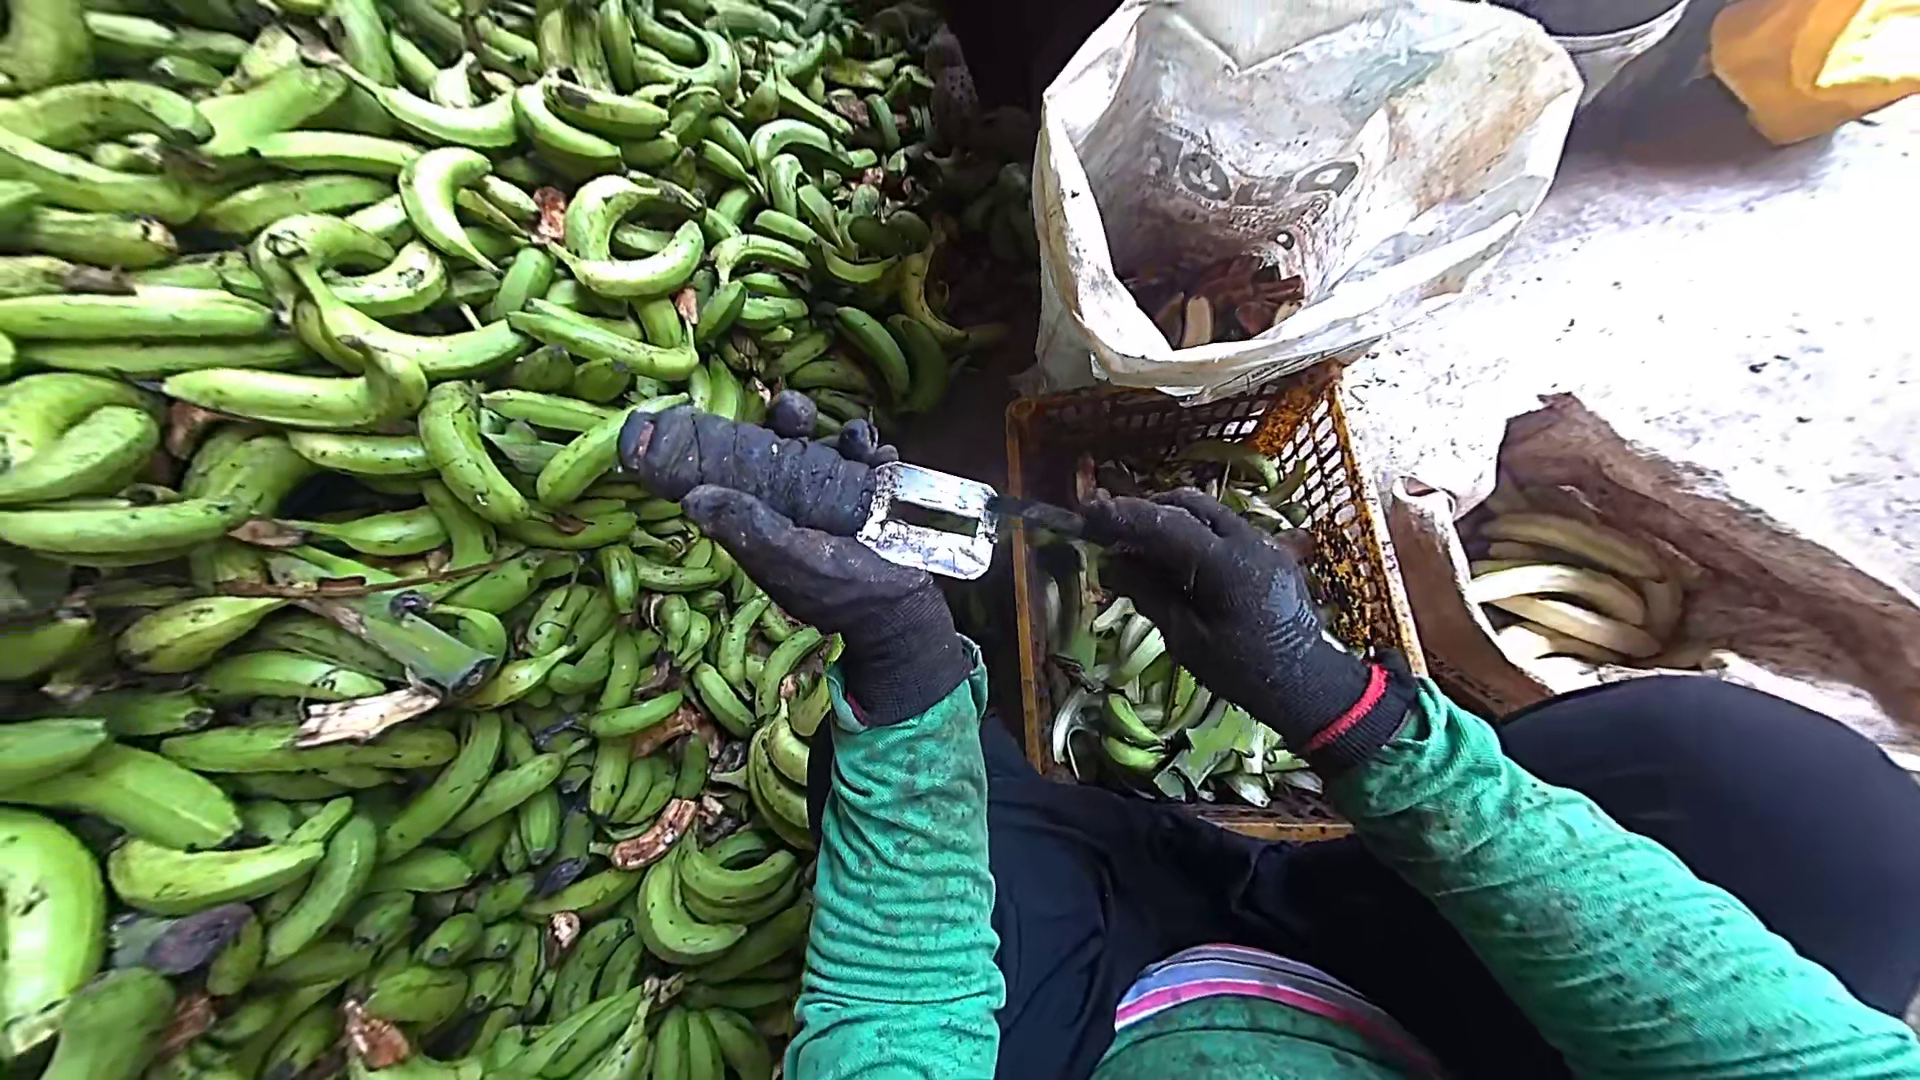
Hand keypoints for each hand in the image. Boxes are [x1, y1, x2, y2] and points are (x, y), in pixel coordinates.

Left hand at [621, 400, 967, 725]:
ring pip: (832, 448)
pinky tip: (882, 454)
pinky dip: (876, 451)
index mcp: (770, 519)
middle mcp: (802, 504)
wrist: (902, 613)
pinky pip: (873, 461)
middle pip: (789, 447)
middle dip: (792, 421)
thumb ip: (749, 529)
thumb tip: (692, 496)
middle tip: (796, 410)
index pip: (742, 471)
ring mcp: (842, 499)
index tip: (724, 416)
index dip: (729, 441)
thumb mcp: (789, 561)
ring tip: (856, 438)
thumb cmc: (843, 594)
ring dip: (842, 435)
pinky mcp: (877, 498)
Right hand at [1082, 489, 1411, 770]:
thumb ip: (1149, 594)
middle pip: (1184, 503)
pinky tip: (1170, 556)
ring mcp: (1259, 540)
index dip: (1122, 515)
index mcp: (1225, 565)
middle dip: (1142, 510)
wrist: (1307, 682)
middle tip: (1108, 529)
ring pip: (1202, 509)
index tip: (1086, 511)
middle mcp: (1245, 539)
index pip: (1164, 524)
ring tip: (1135, 543)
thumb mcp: (1187, 639)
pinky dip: (1187, 529)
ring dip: (1164, 517)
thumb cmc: (1244, 670)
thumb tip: (1109, 564)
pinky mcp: (1264, 549)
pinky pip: (1218, 525)